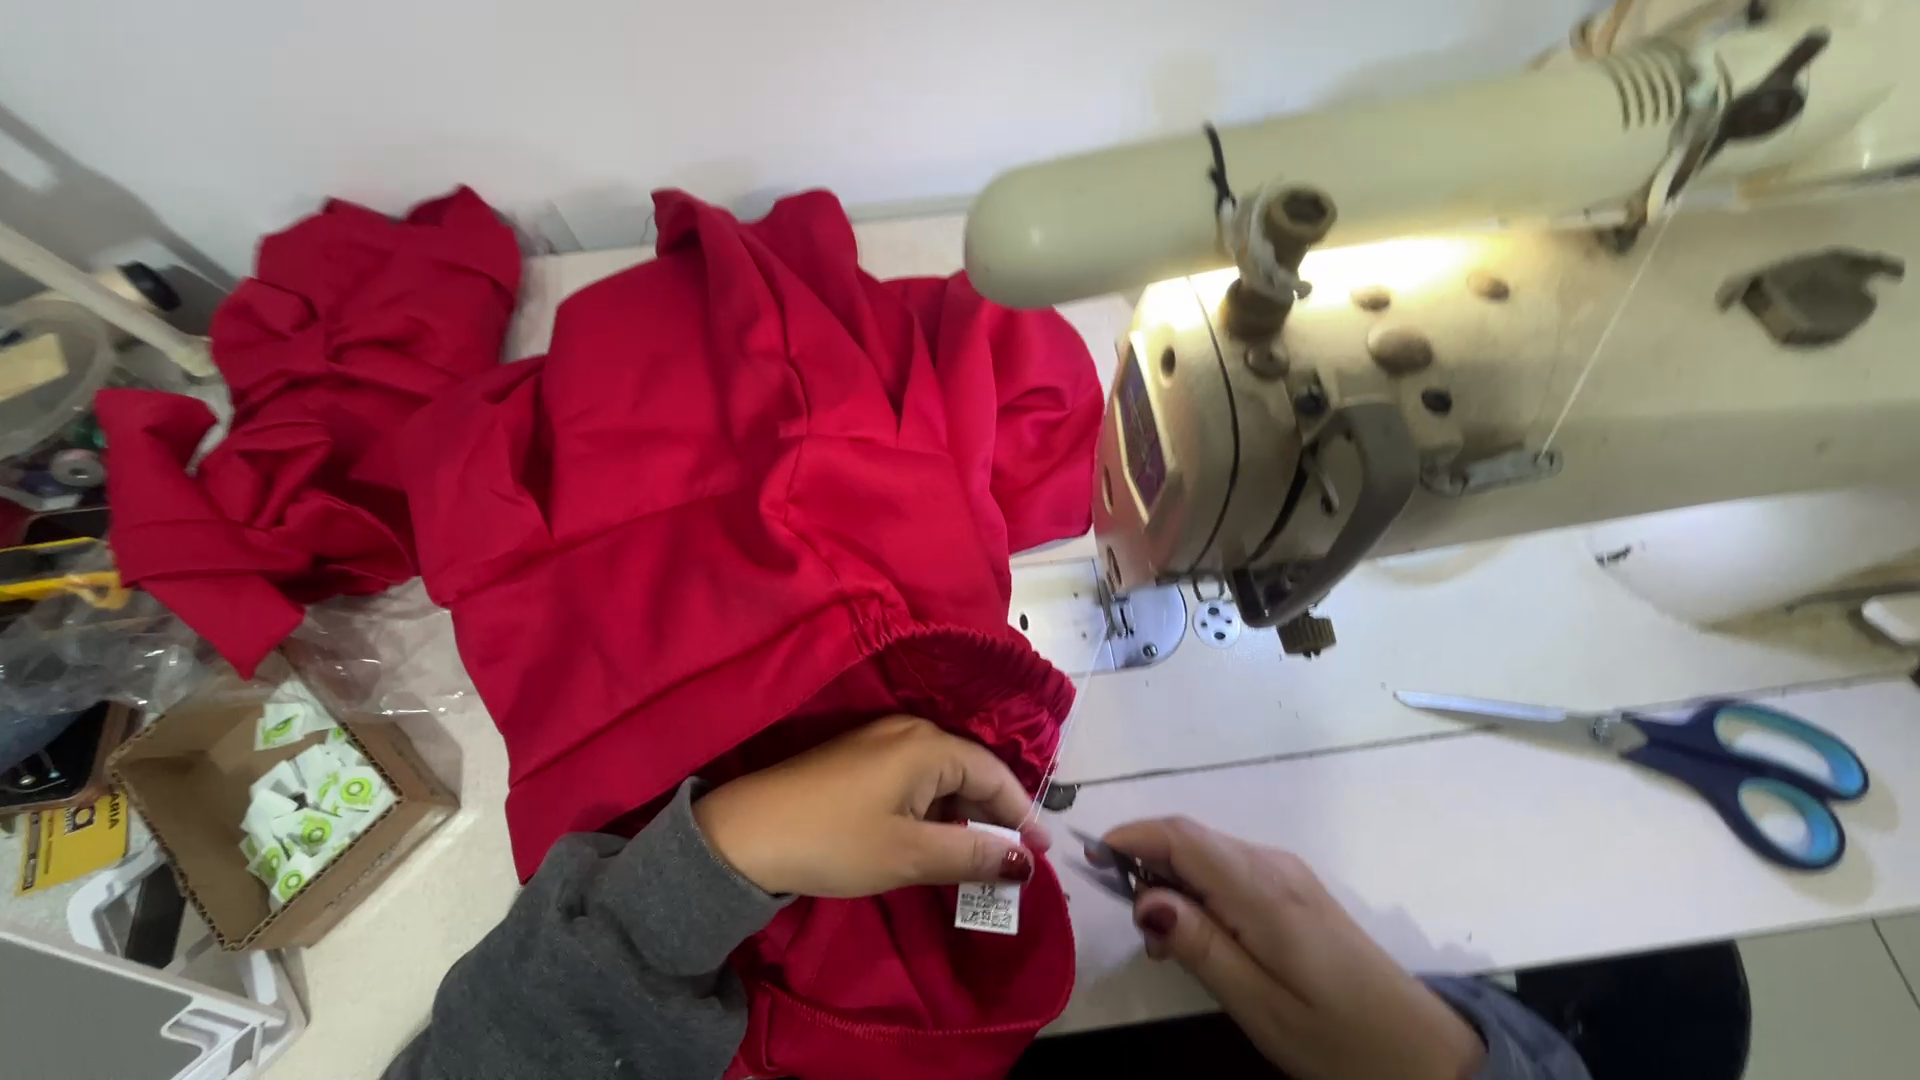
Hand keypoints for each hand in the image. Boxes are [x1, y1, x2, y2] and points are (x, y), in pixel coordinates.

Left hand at [693, 716, 1048, 897]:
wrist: (745, 833)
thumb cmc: (836, 841)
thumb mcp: (910, 855)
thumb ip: (973, 854)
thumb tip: (1023, 860)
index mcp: (928, 745)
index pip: (994, 774)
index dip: (1022, 813)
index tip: (1041, 854)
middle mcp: (910, 730)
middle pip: (970, 769)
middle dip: (994, 815)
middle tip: (1012, 861)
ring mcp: (881, 740)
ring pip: (942, 775)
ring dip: (963, 814)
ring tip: (977, 857)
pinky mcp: (859, 757)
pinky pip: (915, 777)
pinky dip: (933, 808)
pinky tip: (934, 838)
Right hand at [1099, 818, 1484, 1079]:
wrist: (1426, 1055)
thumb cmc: (1339, 1040)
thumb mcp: (1260, 1006)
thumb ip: (1201, 946)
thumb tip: (1147, 897)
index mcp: (1263, 890)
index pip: (1182, 836)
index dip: (1132, 836)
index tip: (1091, 861)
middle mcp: (1271, 864)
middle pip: (1190, 839)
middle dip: (1146, 864)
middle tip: (1136, 930)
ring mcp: (1284, 872)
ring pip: (1206, 853)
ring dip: (1171, 880)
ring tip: (1166, 946)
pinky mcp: (1291, 888)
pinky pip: (1227, 869)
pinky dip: (1197, 888)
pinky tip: (1200, 936)